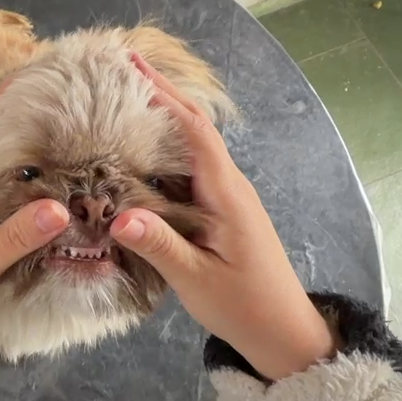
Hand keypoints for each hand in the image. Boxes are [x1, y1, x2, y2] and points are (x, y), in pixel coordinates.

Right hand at [108, 54, 336, 379]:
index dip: (165, 96)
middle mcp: (228, 186)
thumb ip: (160, 245)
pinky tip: (136, 156)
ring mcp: (225, 198)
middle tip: (122, 73)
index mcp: (226, 194)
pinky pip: (187, 171)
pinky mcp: (219, 212)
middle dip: (161, 96)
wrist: (282, 332)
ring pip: (190, 149)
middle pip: (193, 129)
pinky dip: (162, 153)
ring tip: (121, 105)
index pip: (194, 132)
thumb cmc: (244, 305)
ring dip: (160, 121)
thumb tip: (118, 218)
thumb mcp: (197, 279)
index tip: (135, 68)